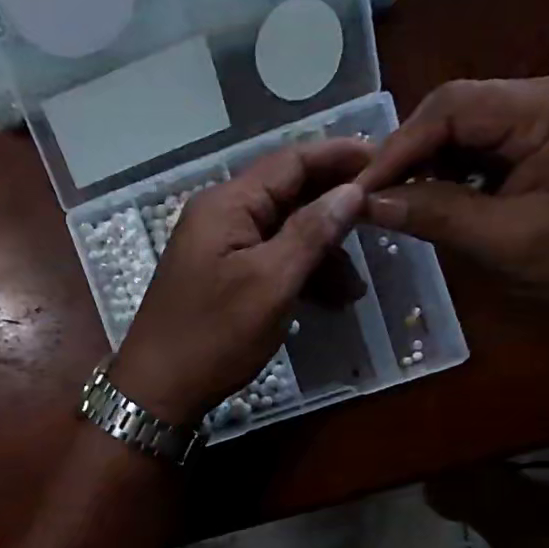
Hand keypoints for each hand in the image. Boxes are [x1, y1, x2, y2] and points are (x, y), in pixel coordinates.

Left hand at [109, 140, 370, 425]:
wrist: (157, 391)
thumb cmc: (212, 336)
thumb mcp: (270, 284)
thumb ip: (311, 232)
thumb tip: (352, 190)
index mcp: (226, 204)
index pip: (292, 160)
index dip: (342, 156)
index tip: (391, 162)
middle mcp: (219, 216)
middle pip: (289, 195)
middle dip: (336, 212)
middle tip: (384, 224)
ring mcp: (217, 249)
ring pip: (282, 233)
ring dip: (321, 254)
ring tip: (356, 290)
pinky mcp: (220, 278)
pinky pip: (268, 261)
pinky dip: (298, 275)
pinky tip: (328, 300)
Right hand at [357, 72, 548, 322]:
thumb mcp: (510, 242)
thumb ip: (436, 214)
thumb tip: (367, 202)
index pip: (454, 105)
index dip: (397, 146)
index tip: (359, 194)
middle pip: (468, 110)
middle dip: (416, 156)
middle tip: (378, 203)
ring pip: (484, 130)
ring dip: (441, 167)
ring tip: (410, 209)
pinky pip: (510, 147)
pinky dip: (472, 176)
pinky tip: (455, 207)